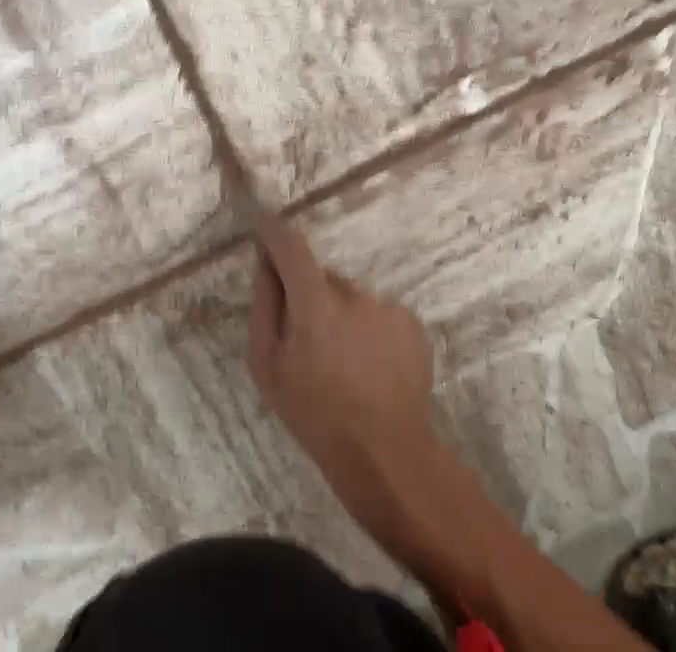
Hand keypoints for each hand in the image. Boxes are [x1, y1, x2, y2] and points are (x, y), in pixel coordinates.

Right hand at [248, 216, 438, 534]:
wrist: (383, 450)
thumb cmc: (313, 413)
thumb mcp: (266, 367)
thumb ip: (263, 308)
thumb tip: (266, 266)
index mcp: (315, 305)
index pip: (292, 246)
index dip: (275, 231)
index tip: (265, 225)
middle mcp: (355, 295)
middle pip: (322, 278)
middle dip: (310, 296)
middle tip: (307, 341)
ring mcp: (388, 308)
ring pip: (351, 298)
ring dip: (341, 315)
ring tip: (343, 362)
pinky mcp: (412, 323)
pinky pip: (378, 313)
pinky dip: (368, 329)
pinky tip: (369, 365)